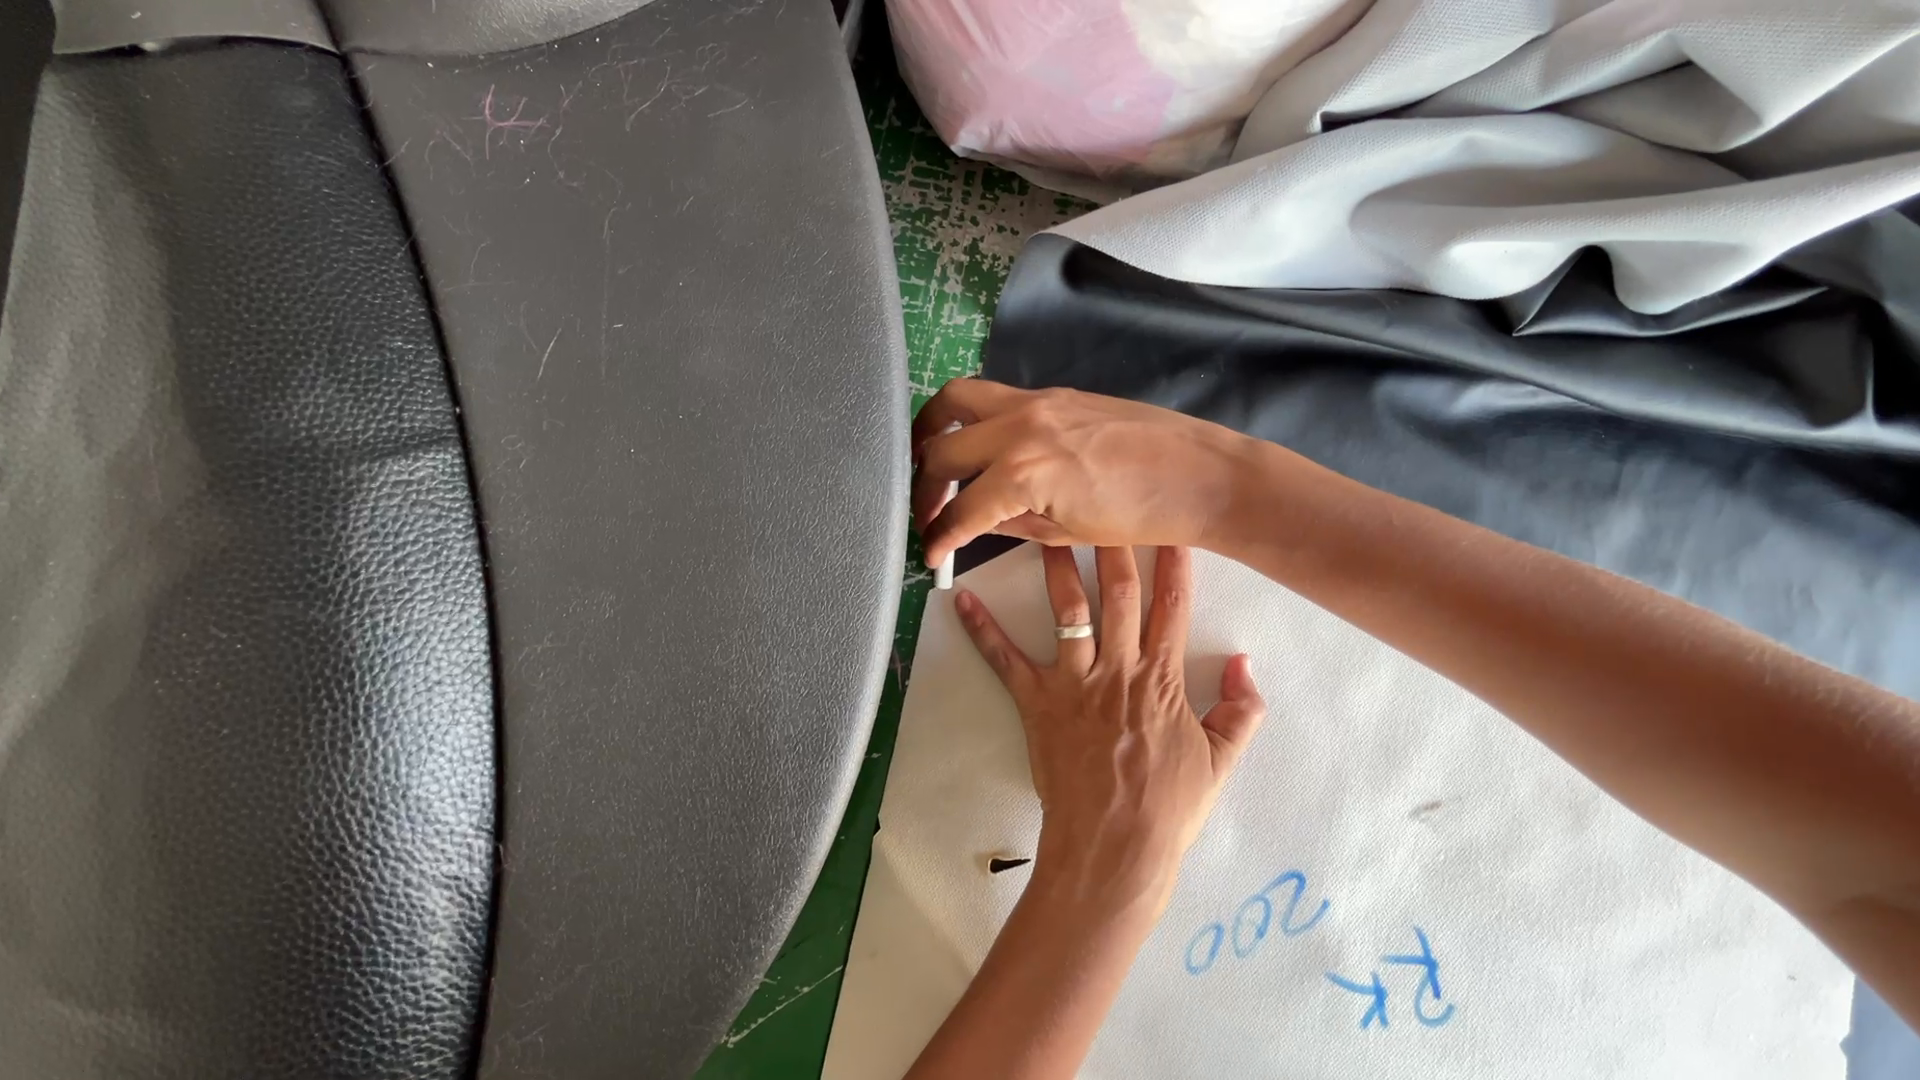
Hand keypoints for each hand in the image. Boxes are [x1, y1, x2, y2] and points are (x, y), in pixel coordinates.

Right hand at [913, 380, 1261, 568]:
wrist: (1201, 475)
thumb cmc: (1142, 516)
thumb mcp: (1066, 533)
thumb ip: (1010, 523)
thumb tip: (973, 522)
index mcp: (1022, 474)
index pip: (959, 509)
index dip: (937, 537)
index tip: (929, 553)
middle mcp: (1018, 428)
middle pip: (941, 449)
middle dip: (923, 487)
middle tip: (925, 512)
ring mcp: (1036, 401)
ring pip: (957, 398)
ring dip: (933, 428)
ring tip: (929, 457)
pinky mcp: (1055, 392)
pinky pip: (994, 395)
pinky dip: (973, 417)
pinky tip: (981, 444)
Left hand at [954, 545, 1267, 908]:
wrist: (1114, 849)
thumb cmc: (1168, 808)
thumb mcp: (1222, 762)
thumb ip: (1241, 710)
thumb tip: (1247, 663)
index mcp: (1162, 679)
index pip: (1172, 608)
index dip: (1174, 564)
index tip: (1171, 526)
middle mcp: (1117, 669)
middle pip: (1118, 593)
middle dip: (1114, 543)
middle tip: (1104, 499)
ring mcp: (1073, 684)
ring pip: (1067, 611)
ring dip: (1055, 565)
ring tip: (1042, 525)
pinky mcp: (1036, 704)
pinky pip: (1005, 660)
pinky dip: (982, 629)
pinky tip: (962, 599)